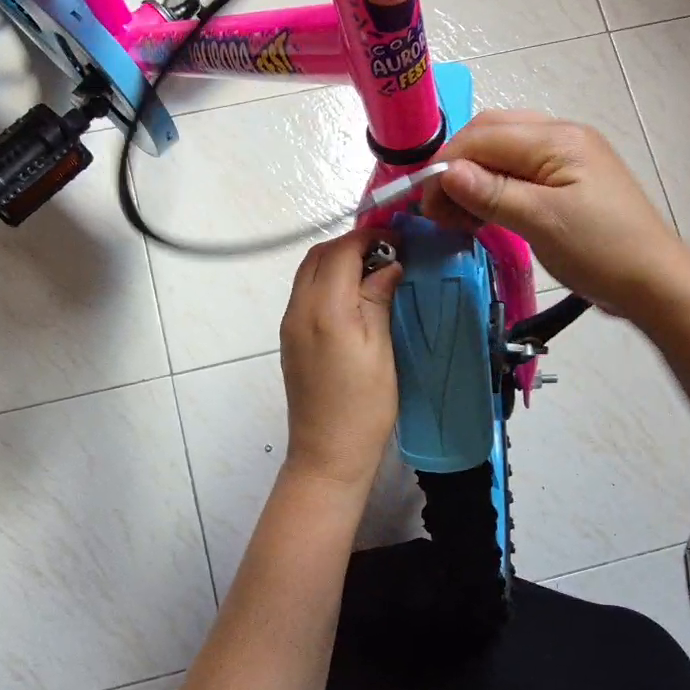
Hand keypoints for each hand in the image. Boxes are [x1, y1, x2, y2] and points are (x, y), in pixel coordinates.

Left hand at [278, 229, 403, 490]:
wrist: (327, 453)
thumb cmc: (364, 405)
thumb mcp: (381, 349)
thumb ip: (378, 299)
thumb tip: (388, 265)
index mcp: (324, 308)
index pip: (341, 251)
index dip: (370, 237)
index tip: (400, 240)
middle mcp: (298, 309)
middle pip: (319, 256)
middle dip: (352, 245)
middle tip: (389, 253)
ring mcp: (289, 324)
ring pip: (309, 272)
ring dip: (338, 262)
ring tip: (376, 273)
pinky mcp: (290, 339)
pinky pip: (306, 293)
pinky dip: (329, 282)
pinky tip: (356, 297)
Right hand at [421, 110, 687, 311]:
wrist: (654, 282)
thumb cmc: (600, 251)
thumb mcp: (540, 222)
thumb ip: (492, 192)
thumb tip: (446, 173)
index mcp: (556, 139)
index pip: (482, 136)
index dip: (446, 166)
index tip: (425, 206)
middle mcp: (561, 136)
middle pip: (490, 135)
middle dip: (456, 168)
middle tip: (440, 213)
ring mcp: (567, 158)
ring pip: (502, 153)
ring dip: (473, 179)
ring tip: (460, 218)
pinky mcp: (568, 181)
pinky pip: (518, 172)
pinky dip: (493, 189)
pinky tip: (485, 215)